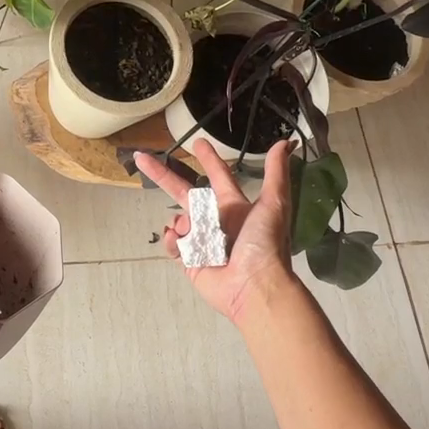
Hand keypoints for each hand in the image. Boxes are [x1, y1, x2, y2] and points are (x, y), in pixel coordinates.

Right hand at [135, 139, 306, 325]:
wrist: (254, 286)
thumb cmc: (265, 244)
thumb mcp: (275, 204)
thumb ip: (276, 173)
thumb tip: (286, 142)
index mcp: (234, 206)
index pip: (218, 176)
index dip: (208, 160)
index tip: (197, 143)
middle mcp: (215, 220)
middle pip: (183, 192)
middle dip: (163, 175)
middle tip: (142, 158)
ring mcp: (200, 240)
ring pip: (178, 219)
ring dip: (181, 221)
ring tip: (191, 231)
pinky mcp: (189, 260)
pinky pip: (172, 242)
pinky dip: (173, 240)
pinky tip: (179, 242)